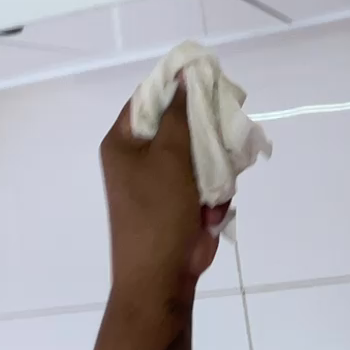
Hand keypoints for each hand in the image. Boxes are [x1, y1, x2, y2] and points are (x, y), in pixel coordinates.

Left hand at [100, 88, 224, 295]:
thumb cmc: (158, 211)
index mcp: (123, 142)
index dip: (174, 83)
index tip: (204, 72)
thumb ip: (179, 114)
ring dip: (213, 156)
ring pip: (195, 148)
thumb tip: (183, 77)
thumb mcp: (169, 155)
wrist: (163, 277)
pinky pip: (203, 174)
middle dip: (202, 123)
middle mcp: (139, 155)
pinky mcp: (182, 198)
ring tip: (223, 167)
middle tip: (225, 116)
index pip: (147, 97)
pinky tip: (218, 197)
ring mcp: (162, 178)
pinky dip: (215, 182)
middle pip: (175, 121)